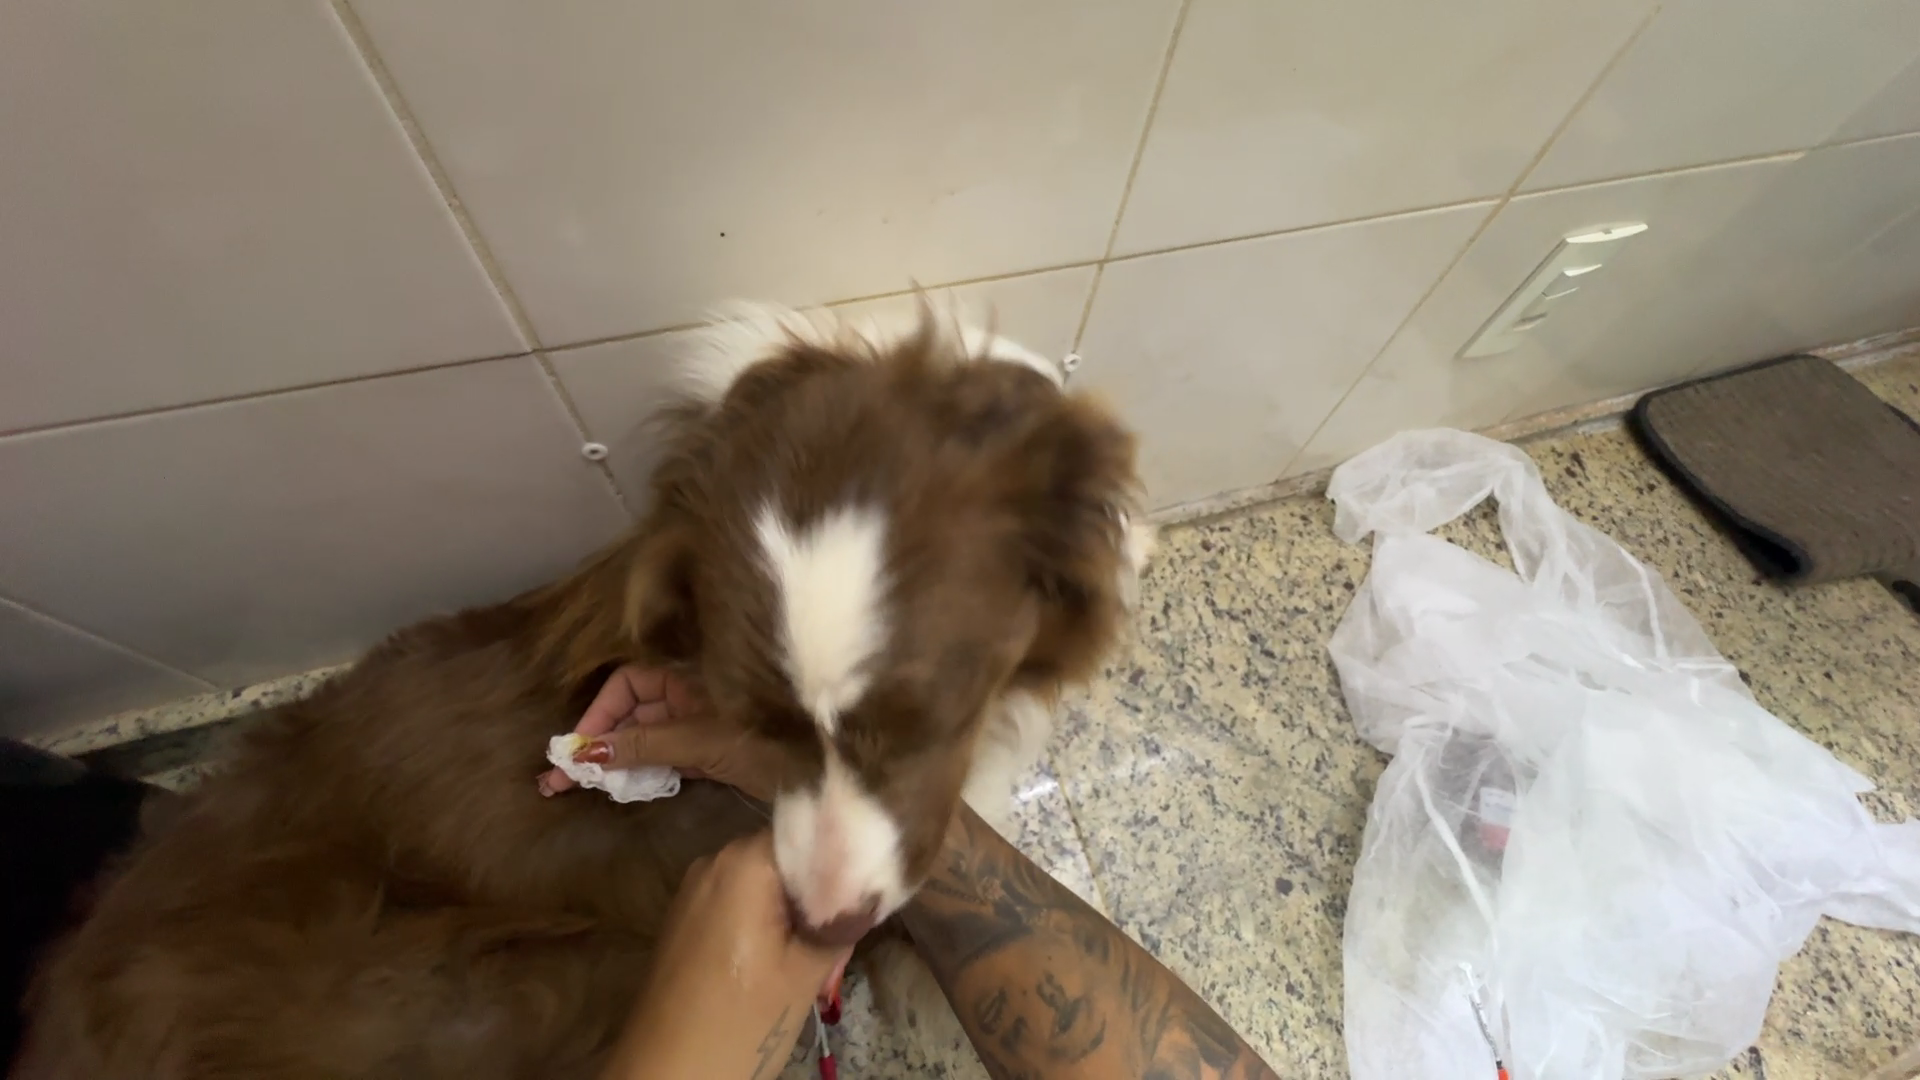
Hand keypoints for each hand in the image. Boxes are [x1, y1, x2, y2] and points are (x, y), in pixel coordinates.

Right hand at [537, 664, 789, 801]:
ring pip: (646, 736)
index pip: (631, 681)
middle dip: (600, 740)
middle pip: (634, 710)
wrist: (812, 770)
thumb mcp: (699, 741)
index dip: (602, 709)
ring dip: (615, 759)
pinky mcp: (708, 751)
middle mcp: (693, 693)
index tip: (579, 745)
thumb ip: (644, 744)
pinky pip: (664, 755)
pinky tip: (615, 787)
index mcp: (693, 675)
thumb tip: (587, 751)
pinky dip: (642, 770)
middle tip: (560, 777)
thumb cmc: (762, 741)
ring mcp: (700, 722)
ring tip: (575, 786)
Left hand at [602, 831, 848, 1079]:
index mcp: (745, 860)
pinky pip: (738, 899)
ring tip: (811, 952)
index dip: (840, 861)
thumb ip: (842, 918)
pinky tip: (777, 958)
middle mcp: (716, 859)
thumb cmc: (740, 1021)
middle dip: (816, 889)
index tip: (859, 895)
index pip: (810, 833)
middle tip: (839, 935)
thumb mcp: (808, 970)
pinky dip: (763, 920)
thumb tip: (870, 888)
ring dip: (791, 907)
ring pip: (764, 880)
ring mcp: (695, 887)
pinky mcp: (685, 915)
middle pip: (787, 856)